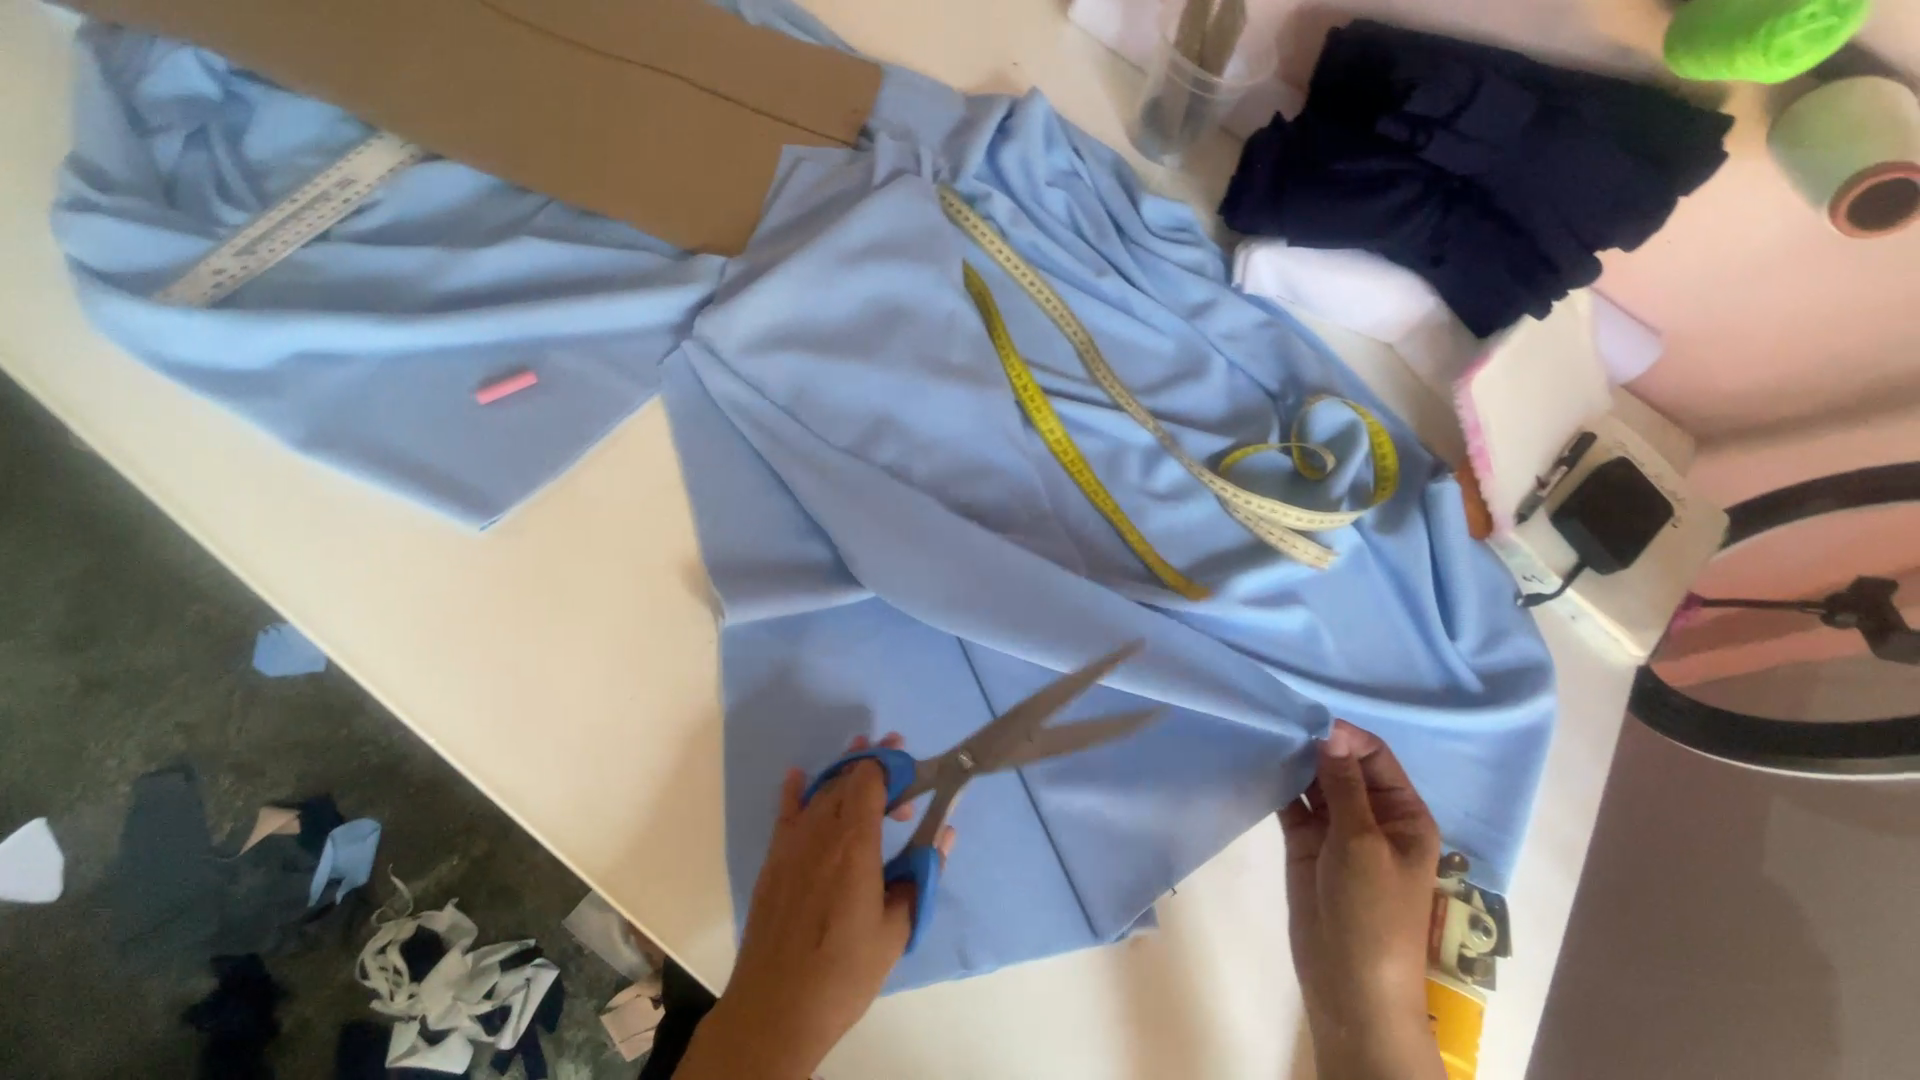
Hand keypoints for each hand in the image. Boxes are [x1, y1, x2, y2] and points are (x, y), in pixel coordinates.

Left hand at [679, 734, 955, 1079]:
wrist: (776, 1009)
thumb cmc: (844, 973)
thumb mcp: (896, 930)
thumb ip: (919, 877)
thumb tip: (944, 835)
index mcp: (854, 847)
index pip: (869, 783)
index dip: (891, 767)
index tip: (912, 768)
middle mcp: (820, 835)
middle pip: (846, 781)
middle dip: (874, 763)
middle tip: (899, 756)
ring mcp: (791, 846)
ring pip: (819, 793)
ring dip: (843, 773)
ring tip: (863, 757)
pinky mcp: (773, 863)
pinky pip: (784, 813)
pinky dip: (795, 790)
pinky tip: (801, 776)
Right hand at [1279, 720, 1446, 1079]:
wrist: (1350, 982)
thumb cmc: (1373, 912)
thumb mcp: (1363, 843)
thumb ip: (1344, 786)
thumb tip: (1330, 732)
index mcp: (1404, 814)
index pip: (1376, 758)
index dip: (1346, 738)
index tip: (1307, 724)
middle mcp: (1372, 816)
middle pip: (1344, 766)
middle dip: (1316, 746)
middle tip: (1278, 727)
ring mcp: (1337, 831)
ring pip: (1315, 783)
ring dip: (1295, 763)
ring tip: (1264, 740)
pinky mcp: (1306, 845)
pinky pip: (1293, 805)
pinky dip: (1279, 787)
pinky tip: (1259, 766)